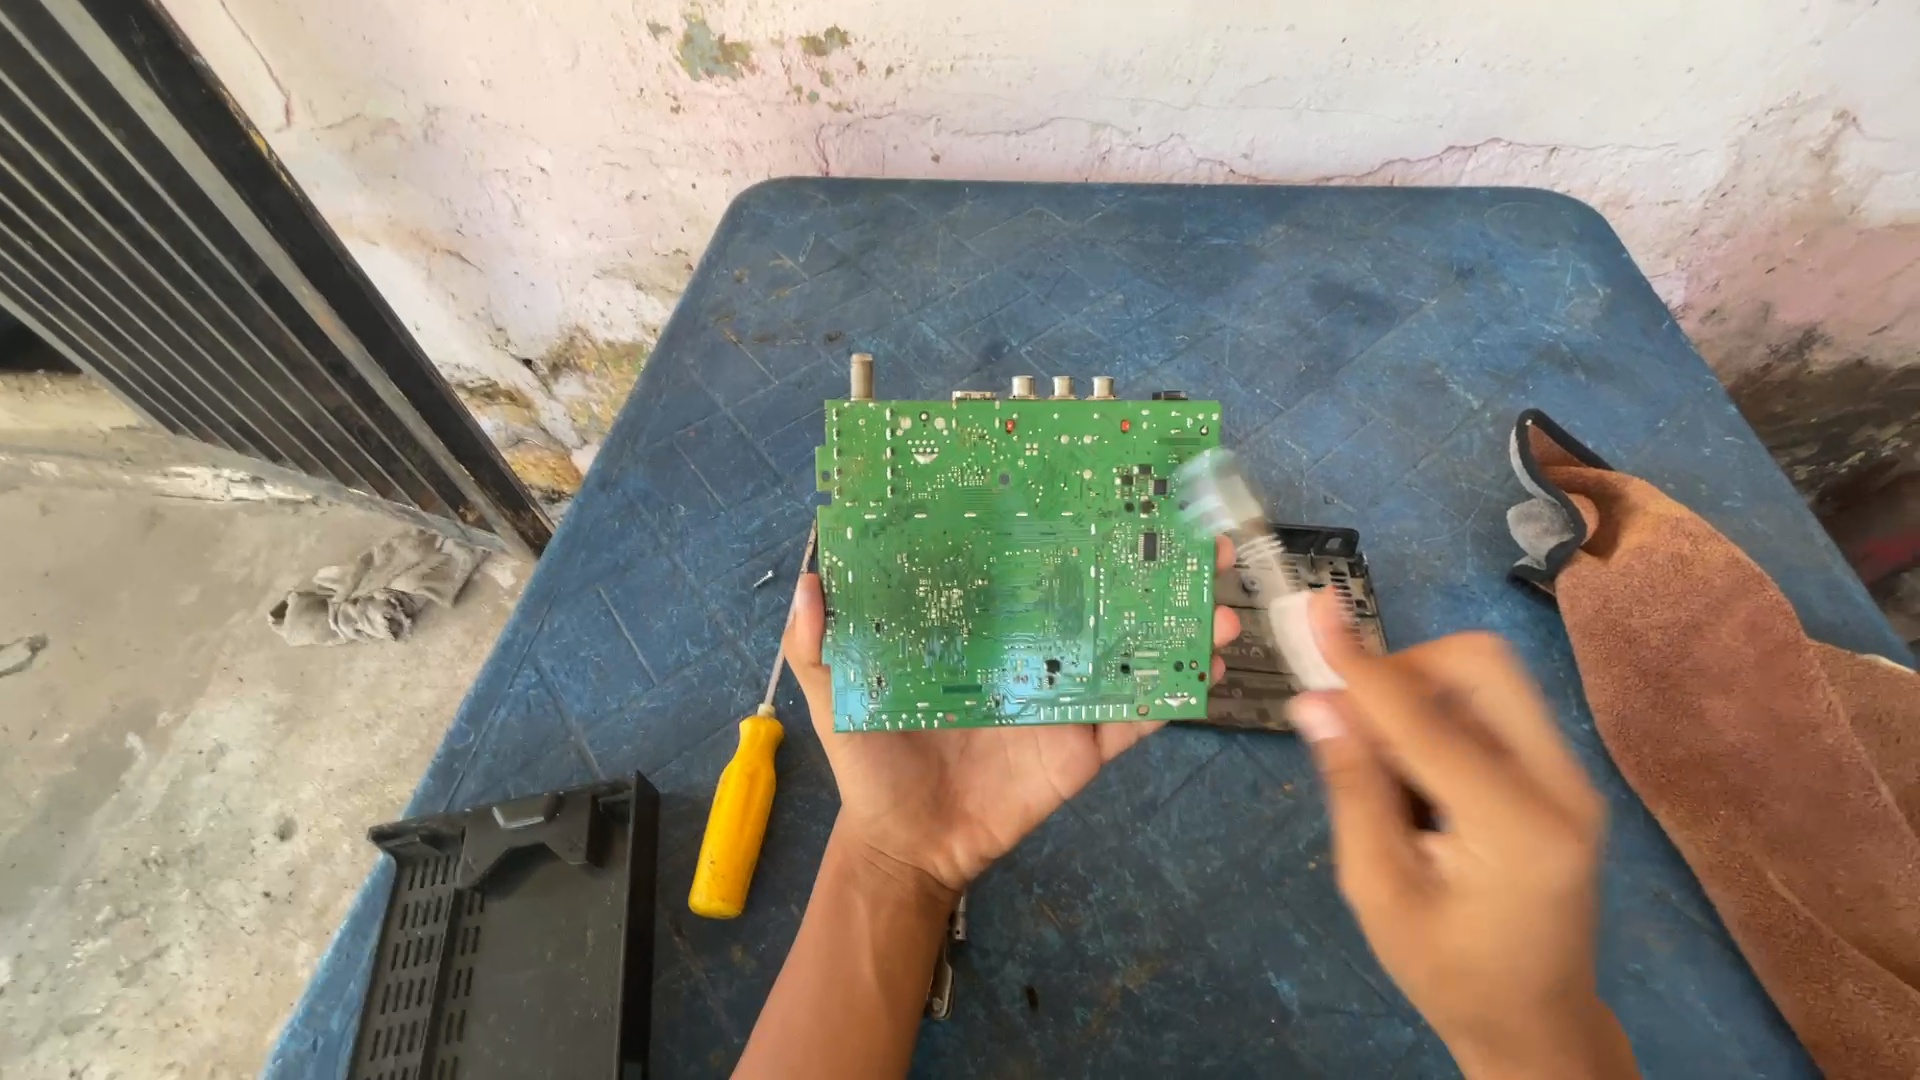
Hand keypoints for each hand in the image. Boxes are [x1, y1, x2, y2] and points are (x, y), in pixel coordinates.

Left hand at [782, 537, 1242, 896]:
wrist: (909, 844)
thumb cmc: (874, 760)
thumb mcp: (837, 693)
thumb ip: (819, 640)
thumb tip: (809, 576)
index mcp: (983, 625)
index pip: (1026, 564)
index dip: (1059, 525)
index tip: (1096, 486)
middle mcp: (1032, 648)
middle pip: (1096, 595)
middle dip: (1145, 562)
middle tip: (1189, 531)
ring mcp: (1066, 694)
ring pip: (1132, 646)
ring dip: (1179, 619)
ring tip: (1218, 595)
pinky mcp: (1087, 743)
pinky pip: (1139, 715)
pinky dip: (1177, 690)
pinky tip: (1212, 659)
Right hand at [1287, 593, 1635, 1079]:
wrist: (1535, 1024)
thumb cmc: (1445, 970)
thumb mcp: (1375, 886)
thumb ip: (1351, 785)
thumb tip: (1312, 702)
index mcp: (1516, 825)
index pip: (1423, 717)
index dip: (1360, 662)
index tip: (1316, 609)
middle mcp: (1562, 785)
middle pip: (1479, 666)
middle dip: (1401, 670)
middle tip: (1355, 716)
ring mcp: (1568, 777)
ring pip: (1484, 678)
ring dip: (1414, 693)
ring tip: (1378, 757)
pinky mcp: (1557, 777)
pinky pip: (1487, 707)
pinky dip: (1432, 715)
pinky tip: (1410, 772)